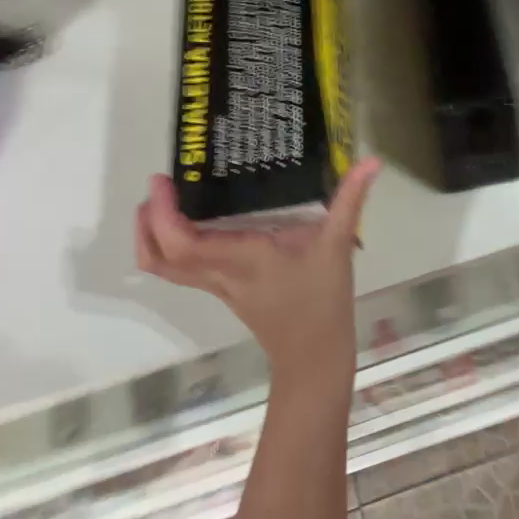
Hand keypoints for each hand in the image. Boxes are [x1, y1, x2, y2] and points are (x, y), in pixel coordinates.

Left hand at [136, 158, 384, 386]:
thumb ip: (351, 201)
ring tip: (165, 202)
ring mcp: (219, 286)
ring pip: (165, 268)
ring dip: (152, 237)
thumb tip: (371, 162)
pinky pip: (182, 271)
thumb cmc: (323, 301)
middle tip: (162, 184)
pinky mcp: (226, 291)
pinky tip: (193, 225)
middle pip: (159, 258)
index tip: (163, 181)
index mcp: (240, 260)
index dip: (162, 214)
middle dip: (146, 223)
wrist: (316, 356)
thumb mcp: (338, 246)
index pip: (182, 243)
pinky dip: (171, 249)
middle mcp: (220, 274)